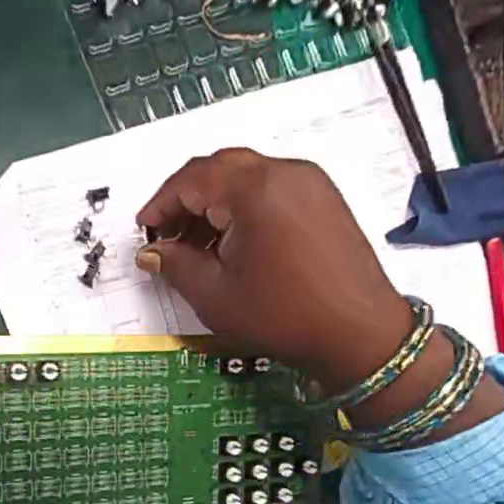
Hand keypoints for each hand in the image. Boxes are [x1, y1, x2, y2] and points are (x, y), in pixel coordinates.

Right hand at [134, 148, 409, 390]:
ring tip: (195, 245)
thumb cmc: (284, 315)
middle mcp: (284, 173)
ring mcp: (309, 183)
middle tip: (166, 234)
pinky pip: (269, 188)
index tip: (145, 230)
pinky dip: (241, 206)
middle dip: (184, 198)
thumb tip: (151, 253)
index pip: (191, 180)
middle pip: (218, 169)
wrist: (359, 334)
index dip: (160, 204)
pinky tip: (230, 243)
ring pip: (244, 176)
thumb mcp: (214, 294)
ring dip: (212, 202)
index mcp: (254, 190)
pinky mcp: (322, 199)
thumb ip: (174, 264)